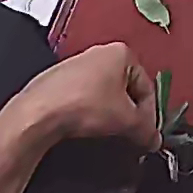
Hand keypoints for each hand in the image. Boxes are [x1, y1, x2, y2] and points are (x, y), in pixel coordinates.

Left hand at [12, 43, 158, 149]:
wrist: (38, 113)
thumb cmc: (86, 106)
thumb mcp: (125, 120)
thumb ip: (146, 129)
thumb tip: (155, 140)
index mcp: (122, 52)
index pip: (146, 87)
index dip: (149, 115)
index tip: (147, 136)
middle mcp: (101, 52)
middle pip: (127, 89)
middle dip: (130, 114)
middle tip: (130, 136)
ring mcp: (78, 63)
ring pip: (106, 93)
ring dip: (111, 114)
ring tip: (108, 134)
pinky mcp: (60, 78)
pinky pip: (86, 96)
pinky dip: (91, 112)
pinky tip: (87, 127)